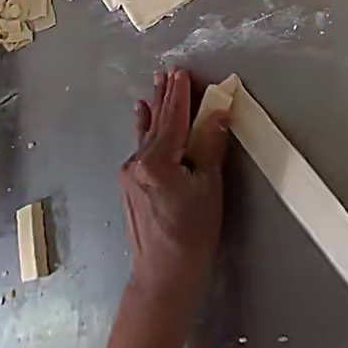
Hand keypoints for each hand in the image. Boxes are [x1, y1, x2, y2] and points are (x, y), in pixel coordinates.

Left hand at [119, 68, 228, 306]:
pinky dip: (145, 129)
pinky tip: (142, 118)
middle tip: (167, 71)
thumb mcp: (209, 186)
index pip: (174, 118)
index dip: (181, 94)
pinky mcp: (129, 184)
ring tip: (154, 86)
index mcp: (157, 160)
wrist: (163, 276)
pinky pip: (140, 148)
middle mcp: (137, 161)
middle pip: (157, 122)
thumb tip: (218, 110)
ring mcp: (129, 173)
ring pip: (147, 134)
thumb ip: (211, 144)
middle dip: (165, 96)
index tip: (183, 71)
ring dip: (155, 109)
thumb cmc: (192, 233)